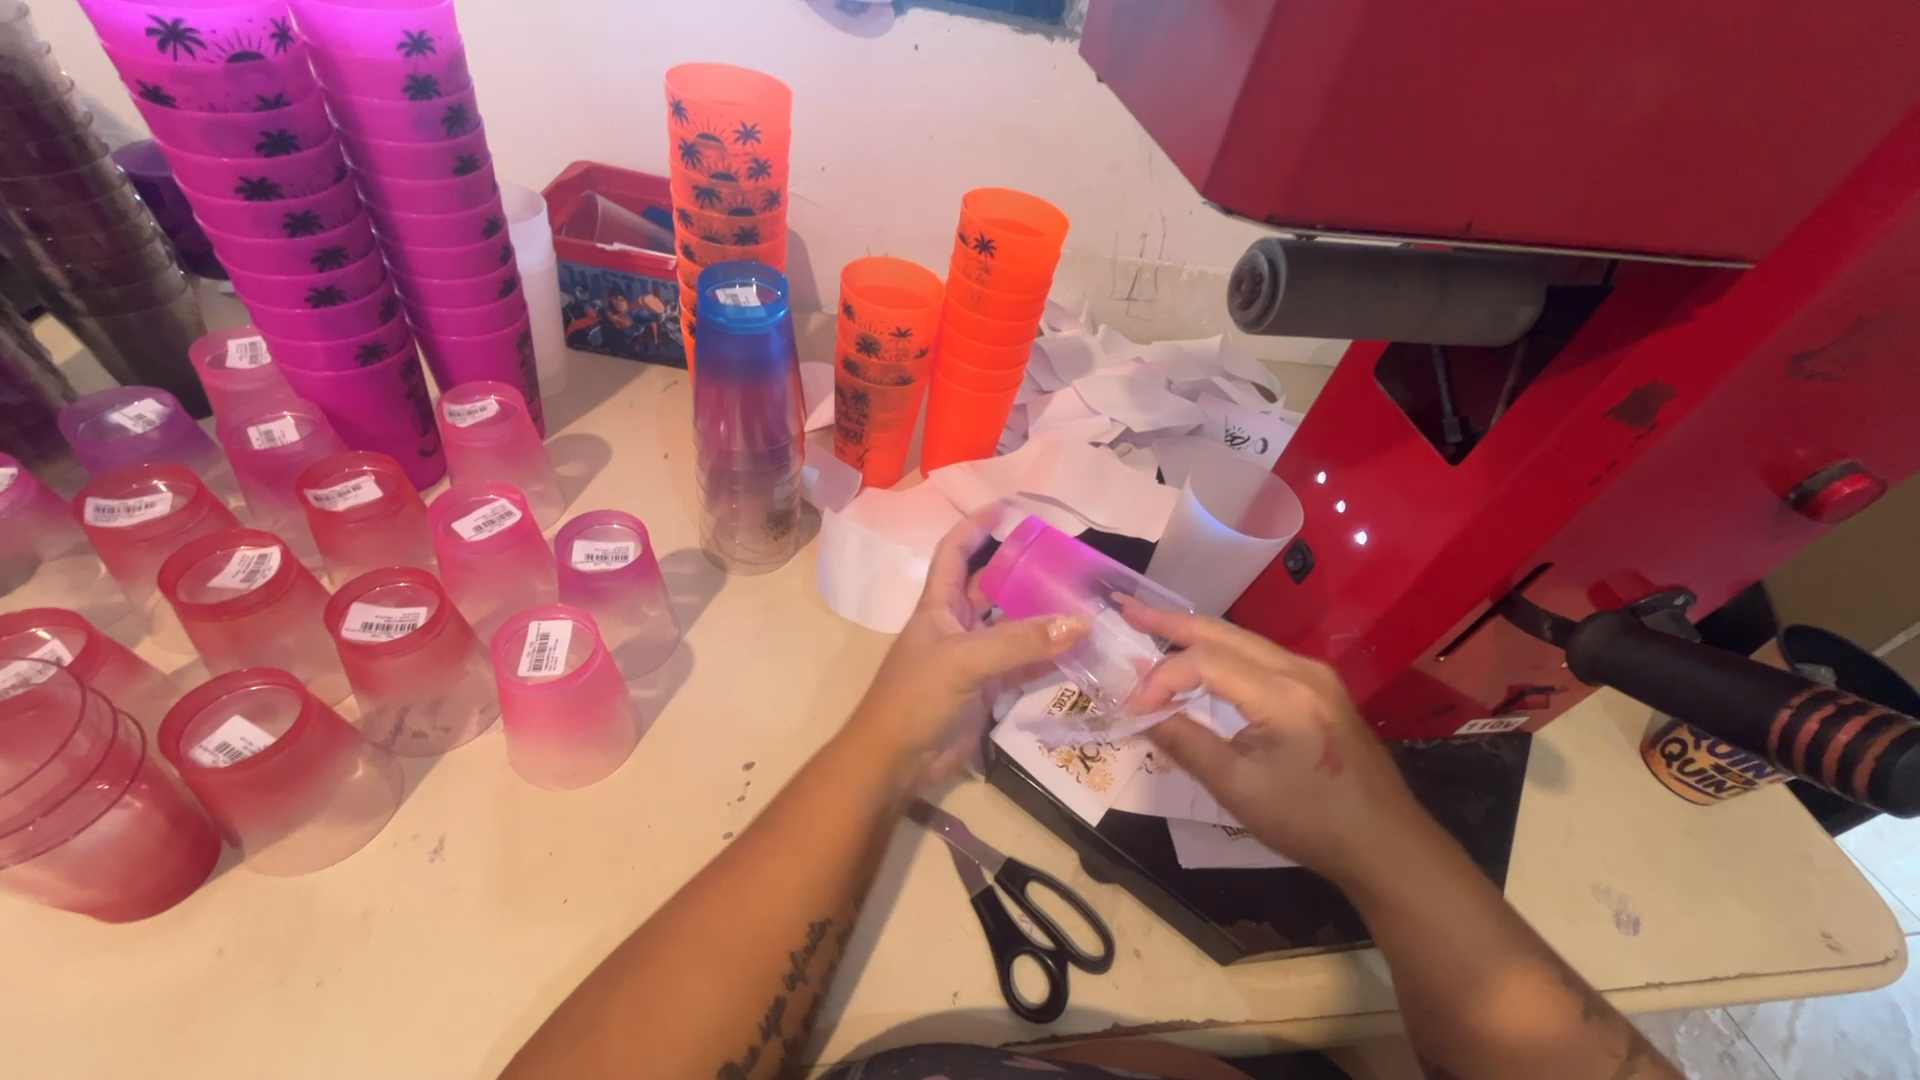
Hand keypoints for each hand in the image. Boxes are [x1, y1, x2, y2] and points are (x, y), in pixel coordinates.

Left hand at [845, 515, 1088, 787]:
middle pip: (993, 586)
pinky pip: (1024, 664)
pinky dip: (1049, 657)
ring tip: (1084, 599)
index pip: (956, 551)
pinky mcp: (988, 688)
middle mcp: (957, 624)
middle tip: (1066, 559)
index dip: (977, 526)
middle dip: (1023, 571)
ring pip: (1014, 626)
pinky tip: (1079, 649)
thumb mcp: (964, 660)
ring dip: (1043, 616)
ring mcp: (974, 657)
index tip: (1009, 508)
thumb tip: (1079, 623)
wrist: (897, 759)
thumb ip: (1020, 642)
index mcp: (938, 604)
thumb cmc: (916, 696)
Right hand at [1121, 601, 1426, 887]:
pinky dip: (1220, 651)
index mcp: (1283, 695)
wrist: (1386, 844)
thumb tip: (1139, 712)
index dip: (1160, 678)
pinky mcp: (1319, 686)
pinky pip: (1258, 655)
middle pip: (1223, 632)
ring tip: (1151, 625)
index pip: (1204, 662)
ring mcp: (1314, 674)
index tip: (1132, 707)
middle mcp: (1300, 670)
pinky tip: (1198, 657)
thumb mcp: (1238, 788)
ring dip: (1194, 633)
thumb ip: (1185, 742)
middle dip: (1169, 621)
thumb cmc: (1310, 823)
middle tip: (1125, 609)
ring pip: (1241, 639)